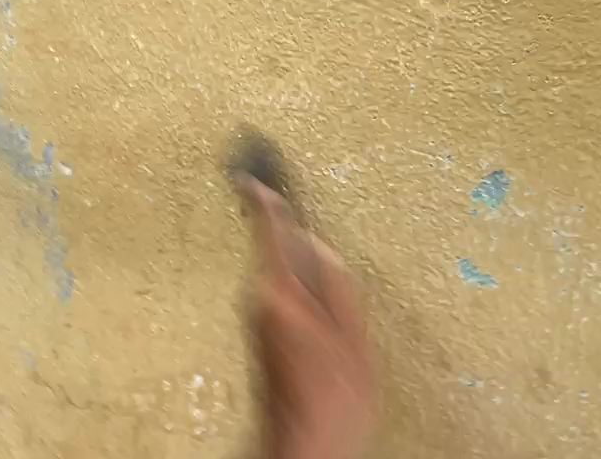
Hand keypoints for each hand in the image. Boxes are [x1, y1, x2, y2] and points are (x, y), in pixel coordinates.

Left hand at [239, 176, 374, 458]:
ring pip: (281, 265)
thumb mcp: (351, 334)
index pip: (268, 225)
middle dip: (298, 234)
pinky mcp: (261, 325)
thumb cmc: (332, 397)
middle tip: (316, 237)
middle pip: (278, 242)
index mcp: (280, 287)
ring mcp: (257, 310)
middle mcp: (260, 294)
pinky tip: (322, 311)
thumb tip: (319, 243)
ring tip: (332, 299)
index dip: (260, 193)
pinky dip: (300, 282)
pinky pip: (281, 284)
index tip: (250, 169)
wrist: (301, 444)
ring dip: (303, 262)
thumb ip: (335, 280)